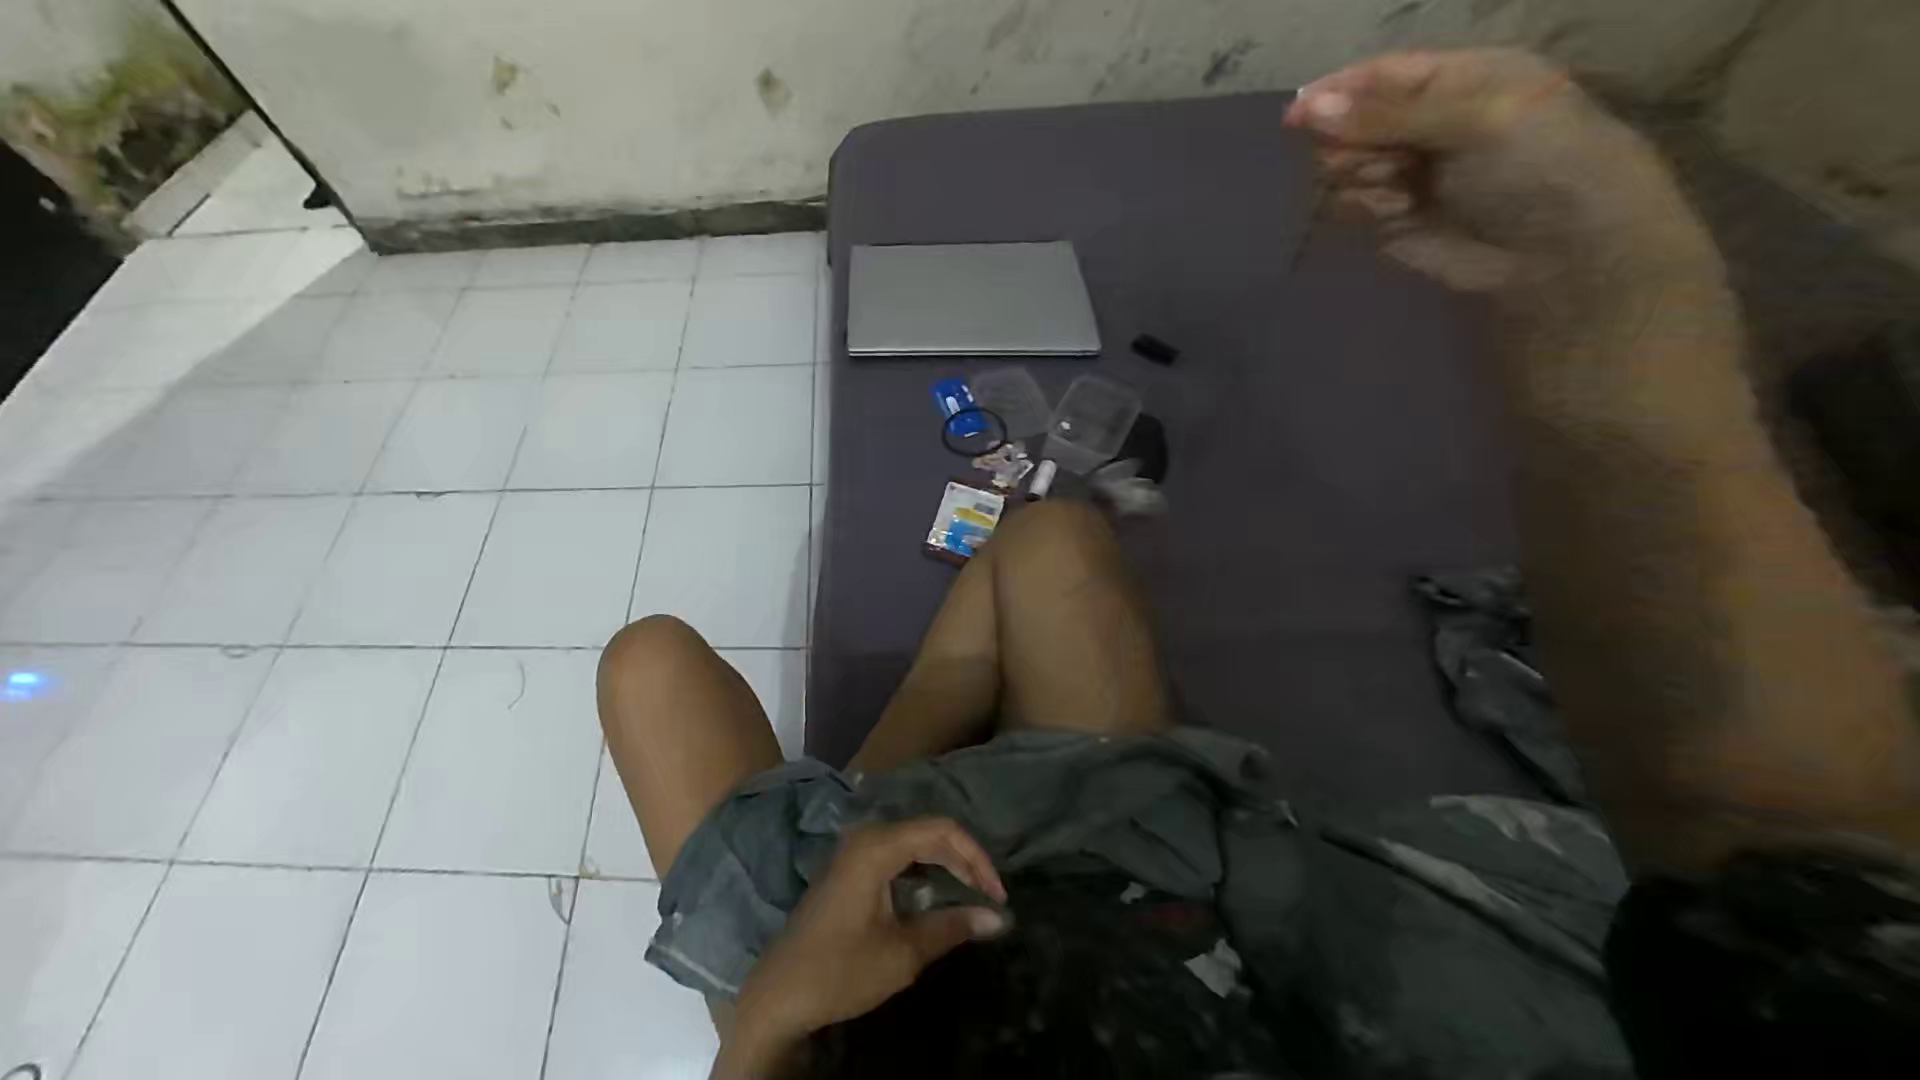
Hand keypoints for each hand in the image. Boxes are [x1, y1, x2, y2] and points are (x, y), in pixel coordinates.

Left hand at [716, 818, 1008, 1076]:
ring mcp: (856, 851)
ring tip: (973, 894)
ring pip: (915, 842)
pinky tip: (940, 892)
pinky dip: (926, 870)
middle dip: (965, 860)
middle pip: (929, 831)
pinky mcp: (851, 868)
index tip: (997, 894)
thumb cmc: (839, 971)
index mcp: (877, 846)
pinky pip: (899, 854)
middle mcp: (866, 837)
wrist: (777, 996)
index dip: (976, 856)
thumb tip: (997, 918)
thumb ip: (951, 927)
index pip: (941, 830)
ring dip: (947, 864)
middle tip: (991, 897)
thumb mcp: (902, 954)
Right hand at [1283, 49, 1720, 295]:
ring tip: (1399, 192)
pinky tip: (1396, 214)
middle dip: (1352, 143)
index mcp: (1455, 80)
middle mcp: (1421, 125)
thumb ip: (1388, 115)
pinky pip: (1347, 207)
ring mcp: (1403, 175)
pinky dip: (1362, 209)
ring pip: (1341, 169)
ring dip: (1358, 178)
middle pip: (1349, 124)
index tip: (1293, 117)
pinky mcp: (1388, 221)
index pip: (1379, 76)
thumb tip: (1306, 111)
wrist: (1558, 253)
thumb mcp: (1476, 118)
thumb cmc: (1538, 164)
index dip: (1335, 91)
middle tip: (1380, 163)